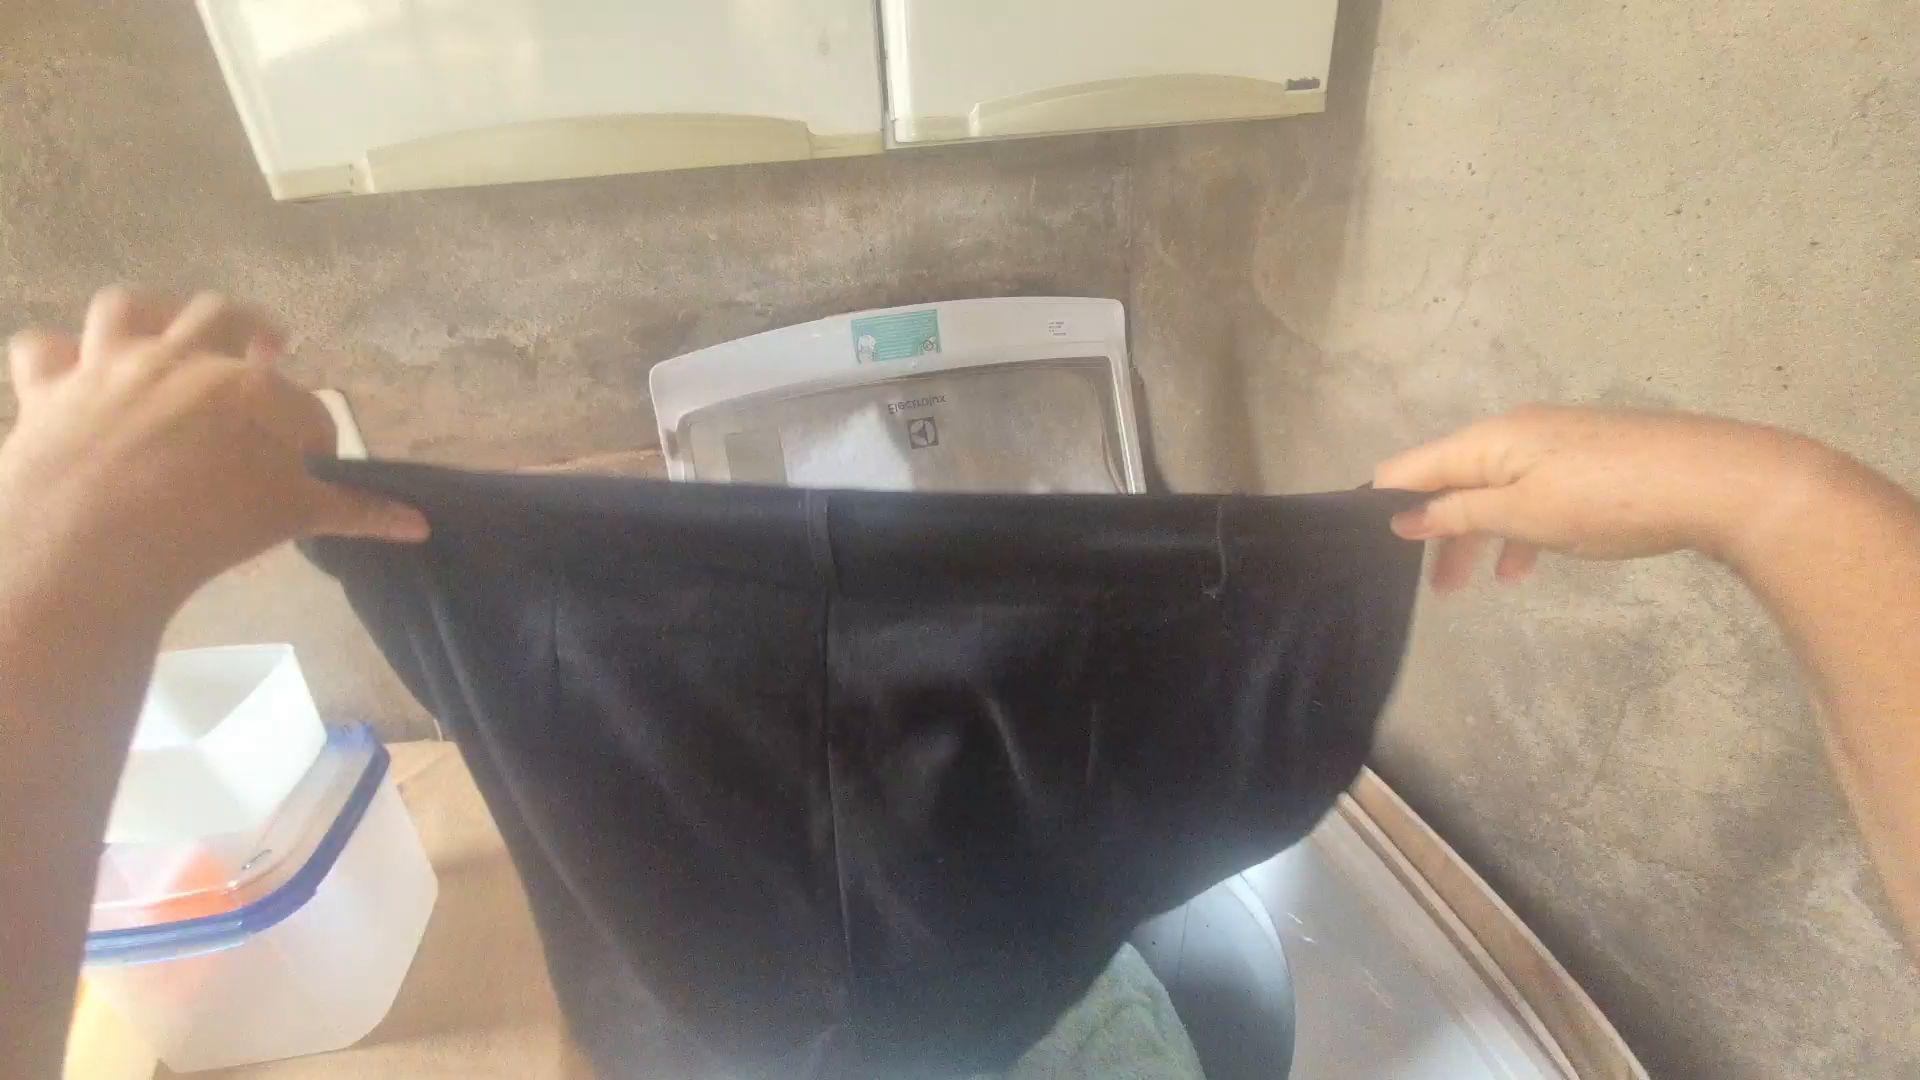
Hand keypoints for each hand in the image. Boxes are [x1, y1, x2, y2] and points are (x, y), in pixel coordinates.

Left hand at [0, 288, 427, 613]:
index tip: (313, 469)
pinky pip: (44, 348)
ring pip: (128, 308)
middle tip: (272, 348)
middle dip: (255, 330)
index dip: (315, 438)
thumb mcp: (300, 516)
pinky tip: (86, 370)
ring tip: (178, 333)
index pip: (305, 409)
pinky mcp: (48, 388)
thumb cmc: (216, 523)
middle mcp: (187, 360)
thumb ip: (361, 511)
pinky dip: (65, 354)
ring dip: (157, 314)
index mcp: (257, 389)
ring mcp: (111, 367)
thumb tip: (420, 525)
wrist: (90, 544)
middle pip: (225, 319)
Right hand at [1373, 404, 1830, 590]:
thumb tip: (1399, 517)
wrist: (1733, 483)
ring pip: (1488, 491)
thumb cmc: (1610, 501)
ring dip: (1473, 536)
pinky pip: (1527, 490)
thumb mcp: (1520, 515)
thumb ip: (1453, 515)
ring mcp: (1551, 442)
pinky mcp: (1584, 456)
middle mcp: (1510, 433)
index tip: (1373, 546)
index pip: (1408, 469)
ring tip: (1467, 585)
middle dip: (1431, 531)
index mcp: (1486, 441)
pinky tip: (1523, 564)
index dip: (1383, 504)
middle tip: (1426, 583)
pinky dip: (1514, 526)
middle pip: (1447, 482)